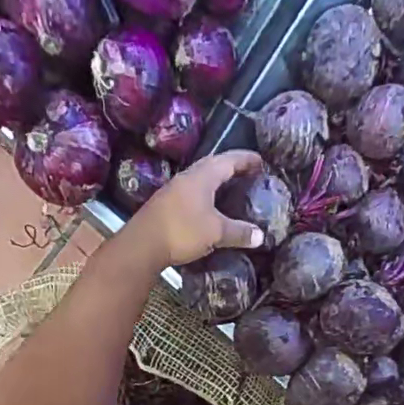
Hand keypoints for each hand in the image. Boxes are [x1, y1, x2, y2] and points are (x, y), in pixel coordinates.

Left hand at [124, 150, 265, 266]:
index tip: (261, 161)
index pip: (229, 160)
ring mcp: (173, 190)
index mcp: (202, 176)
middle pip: (213, 165)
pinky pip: (191, 193)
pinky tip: (209, 208)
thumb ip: (239, 232)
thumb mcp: (216, 232)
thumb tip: (260, 236)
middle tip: (248, 174)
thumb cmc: (182, 231)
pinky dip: (205, 196)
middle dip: (232, 168)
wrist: (142, 245)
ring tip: (231, 190)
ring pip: (200, 179)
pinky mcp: (165, 205)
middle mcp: (187, 177)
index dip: (246, 159)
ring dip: (216, 182)